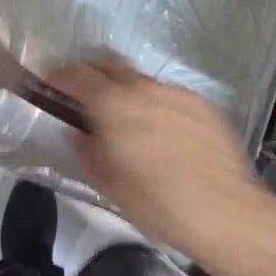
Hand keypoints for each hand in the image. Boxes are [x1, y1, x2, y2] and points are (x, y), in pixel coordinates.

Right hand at [48, 58, 275, 260]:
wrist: (226, 213)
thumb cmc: (158, 205)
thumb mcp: (109, 185)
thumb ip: (87, 151)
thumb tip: (77, 133)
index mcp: (114, 105)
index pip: (77, 73)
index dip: (58, 74)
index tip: (49, 82)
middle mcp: (144, 89)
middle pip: (109, 62)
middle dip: (91, 73)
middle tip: (83, 95)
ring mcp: (177, 93)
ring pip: (141, 81)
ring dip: (126, 91)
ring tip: (127, 121)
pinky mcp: (203, 105)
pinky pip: (169, 96)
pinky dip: (155, 105)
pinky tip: (162, 134)